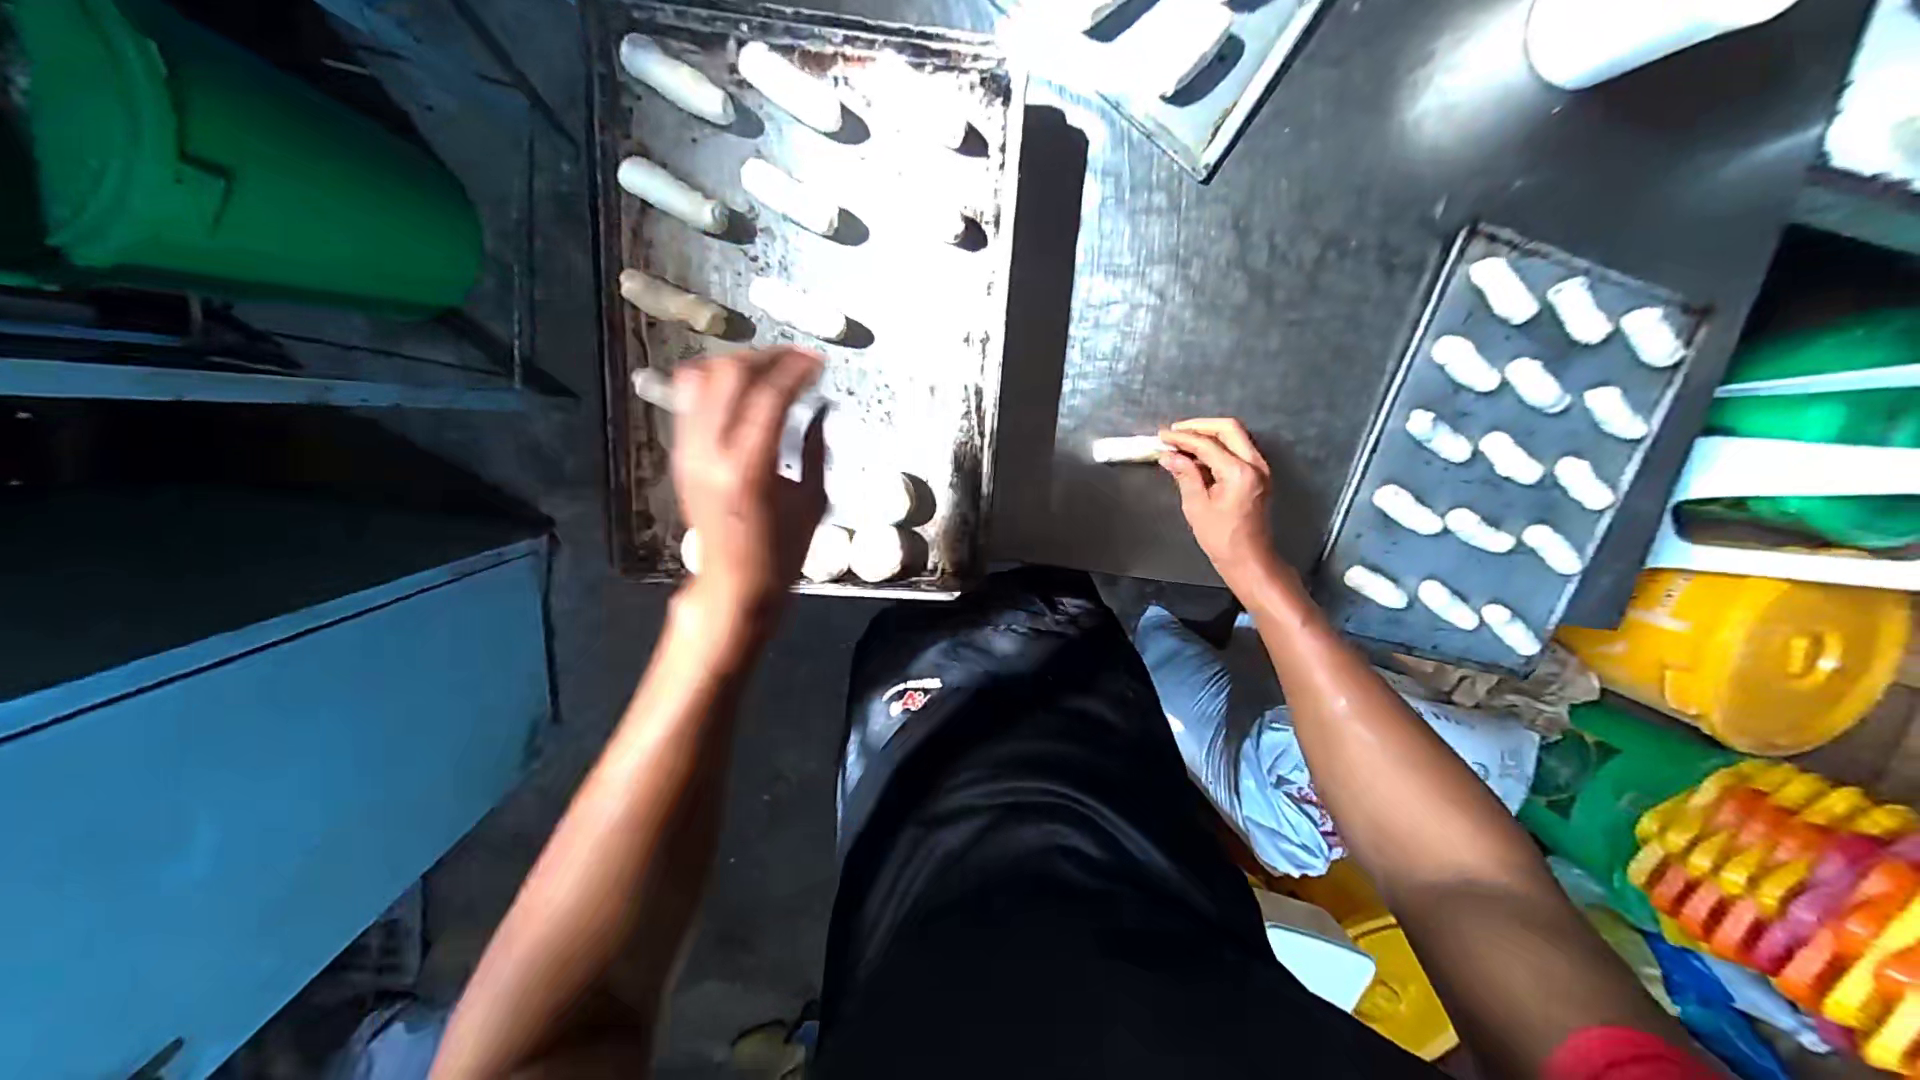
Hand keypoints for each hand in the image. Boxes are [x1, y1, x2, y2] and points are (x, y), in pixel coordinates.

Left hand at [671, 348, 826, 622]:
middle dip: (767, 357)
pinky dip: (714, 382)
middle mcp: (710, 452)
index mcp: (749, 467)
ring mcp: (689, 451)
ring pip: (702, 377)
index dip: (796, 368)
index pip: (769, 394)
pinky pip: (688, 399)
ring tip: (767, 368)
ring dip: (738, 364)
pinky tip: (739, 387)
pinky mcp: (679, 454)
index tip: (816, 361)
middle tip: (794, 360)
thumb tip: (817, 409)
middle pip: (729, 374)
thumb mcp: (812, 501)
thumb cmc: (780, 552)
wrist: (733, 583)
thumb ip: (814, 447)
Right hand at [1158, 418, 1283, 587]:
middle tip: (1175, 432)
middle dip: (1200, 426)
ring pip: (1236, 436)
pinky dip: (1219, 445)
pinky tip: (1199, 455)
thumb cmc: (1221, 538)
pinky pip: (1239, 449)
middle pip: (1229, 428)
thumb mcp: (1197, 506)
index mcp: (1239, 473)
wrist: (1249, 558)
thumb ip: (1185, 475)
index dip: (1183, 438)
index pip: (1208, 444)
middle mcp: (1255, 464)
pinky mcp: (1259, 474)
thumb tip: (1170, 456)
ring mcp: (1261, 468)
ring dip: (1210, 434)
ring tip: (1184, 441)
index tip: (1163, 436)